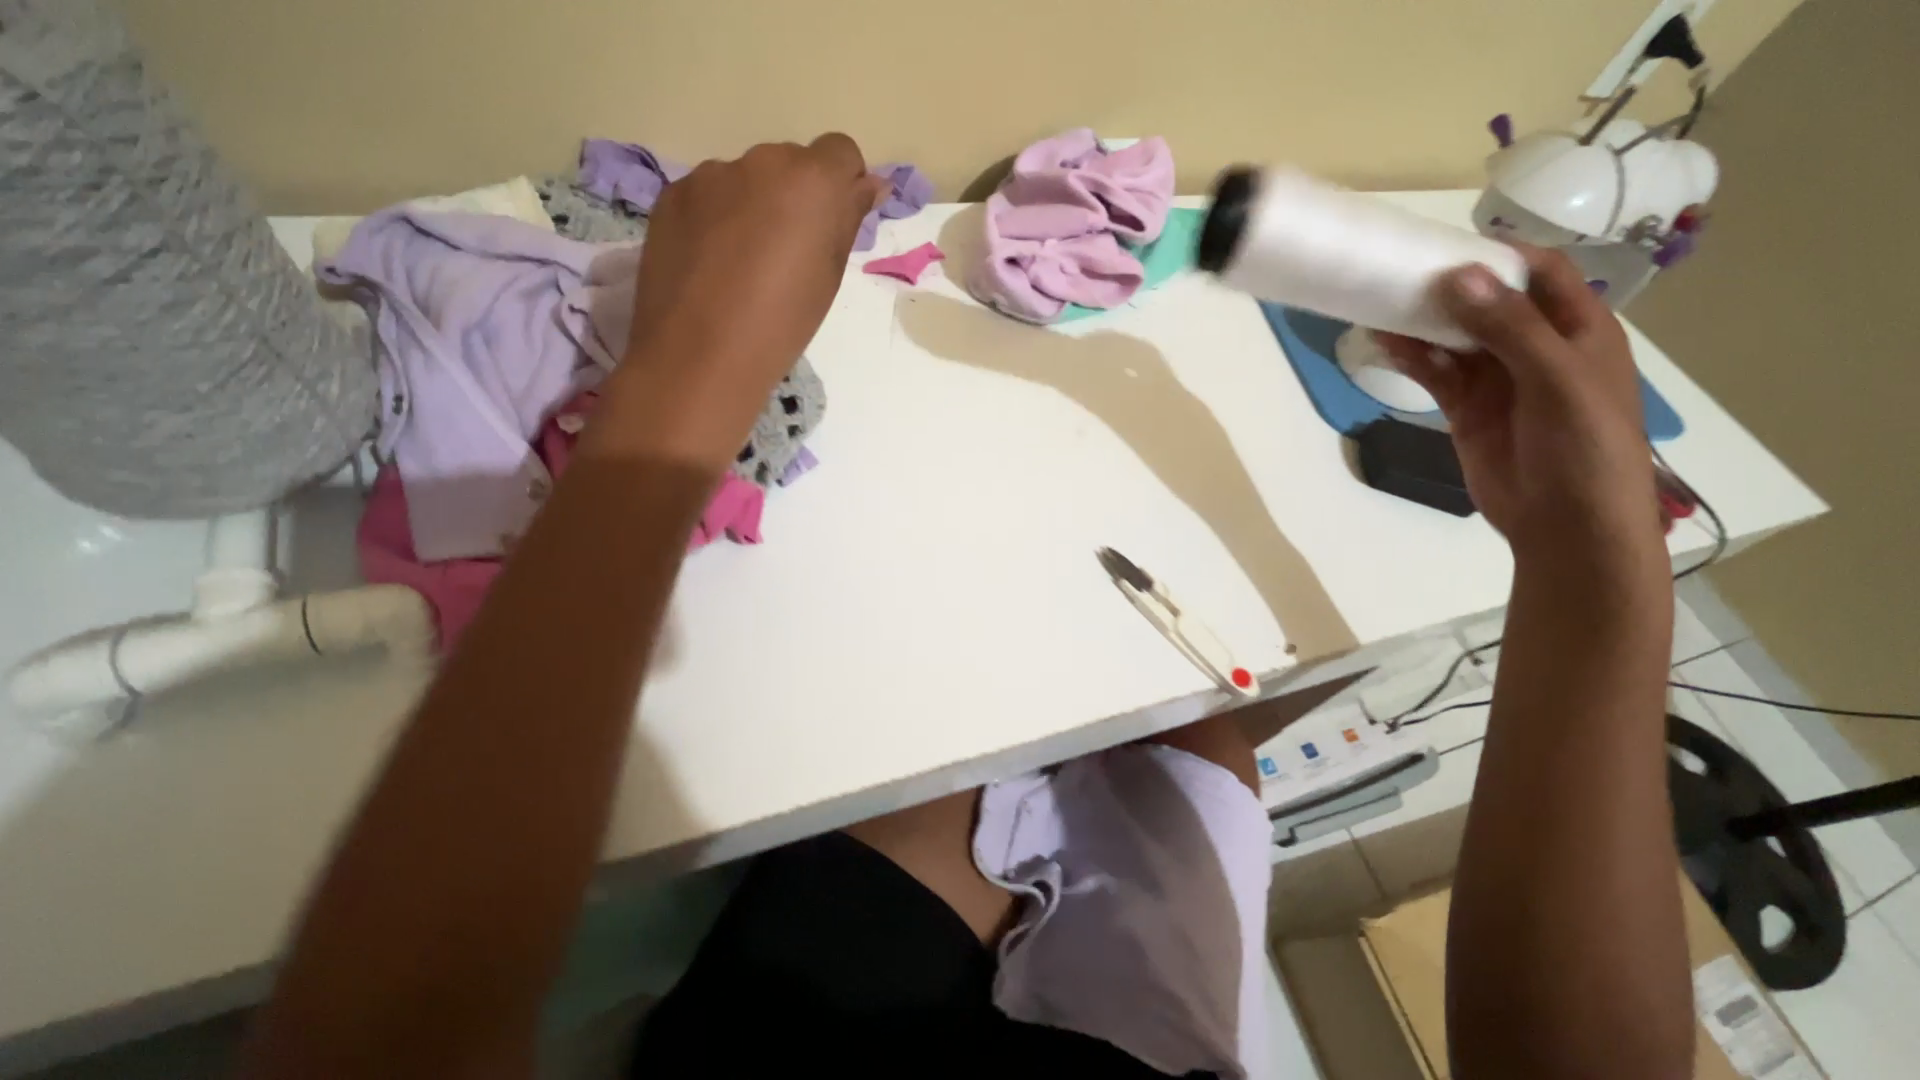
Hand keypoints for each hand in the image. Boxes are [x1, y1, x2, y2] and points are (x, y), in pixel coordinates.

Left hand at [604, 134, 885, 468]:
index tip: (833, 225)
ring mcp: (710, 175)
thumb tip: (868, 185)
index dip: (841, 184)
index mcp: (812, 179)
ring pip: (745, 180)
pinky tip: (710, 264)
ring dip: (752, 207)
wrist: (700, 353)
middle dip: (794, 196)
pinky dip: (715, 219)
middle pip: (790, 164)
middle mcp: (762, 161)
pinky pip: (707, 196)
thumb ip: (847, 218)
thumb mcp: (829, 274)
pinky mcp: (672, 195)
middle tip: (787, 253)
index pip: (840, 153)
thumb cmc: (782, 322)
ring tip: (741, 263)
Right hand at [1376, 246, 1663, 570]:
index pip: (1542, 273)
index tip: (1449, 243)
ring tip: (1380, 304)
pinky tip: (1384, 345)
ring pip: (1456, 337)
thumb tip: (1457, 276)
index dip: (1502, 254)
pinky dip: (1412, 359)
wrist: (1567, 525)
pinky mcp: (1467, 409)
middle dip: (1451, 286)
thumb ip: (1508, 327)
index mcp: (1579, 329)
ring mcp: (1499, 379)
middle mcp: (1537, 347)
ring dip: (1423, 322)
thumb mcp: (1556, 377)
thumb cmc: (1584, 445)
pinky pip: (1437, 374)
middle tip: (1401, 270)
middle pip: (1490, 301)